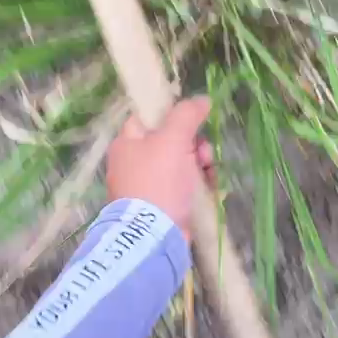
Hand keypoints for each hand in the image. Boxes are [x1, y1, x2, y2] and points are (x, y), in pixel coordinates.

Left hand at [106, 95, 213, 237]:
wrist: (152, 237)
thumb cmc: (158, 181)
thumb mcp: (173, 139)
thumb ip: (187, 115)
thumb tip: (203, 100)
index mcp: (127, 143)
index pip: (148, 117)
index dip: (172, 114)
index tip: (193, 120)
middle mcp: (133, 163)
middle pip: (170, 139)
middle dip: (194, 143)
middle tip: (203, 153)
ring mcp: (147, 186)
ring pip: (181, 162)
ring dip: (200, 163)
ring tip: (209, 172)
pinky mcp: (161, 206)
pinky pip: (183, 185)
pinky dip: (198, 183)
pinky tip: (210, 187)